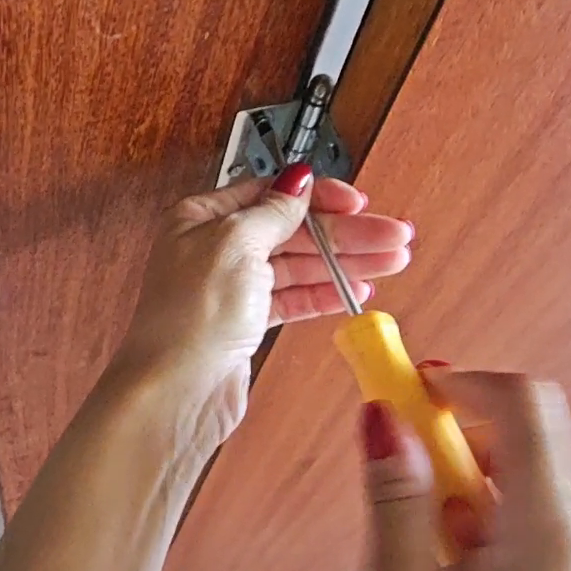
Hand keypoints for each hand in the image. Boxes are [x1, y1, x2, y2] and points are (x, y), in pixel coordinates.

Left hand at [107, 167, 413, 452]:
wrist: (177, 389)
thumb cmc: (191, 315)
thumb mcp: (236, 243)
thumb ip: (272, 211)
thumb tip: (296, 181)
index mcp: (202, 218)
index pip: (269, 194)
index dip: (317, 197)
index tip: (357, 202)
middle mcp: (214, 248)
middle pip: (291, 231)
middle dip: (345, 233)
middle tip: (393, 235)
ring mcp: (231, 286)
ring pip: (297, 265)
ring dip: (345, 262)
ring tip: (392, 261)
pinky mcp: (245, 322)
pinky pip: (292, 298)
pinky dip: (325, 293)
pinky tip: (356, 289)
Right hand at [365, 373, 570, 570]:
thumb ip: (396, 497)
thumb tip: (383, 416)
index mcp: (557, 541)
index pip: (524, 404)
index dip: (459, 380)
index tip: (404, 379)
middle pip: (523, 446)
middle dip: (453, 449)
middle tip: (400, 483)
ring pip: (529, 491)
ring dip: (470, 497)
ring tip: (432, 561)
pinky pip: (548, 530)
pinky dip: (498, 529)